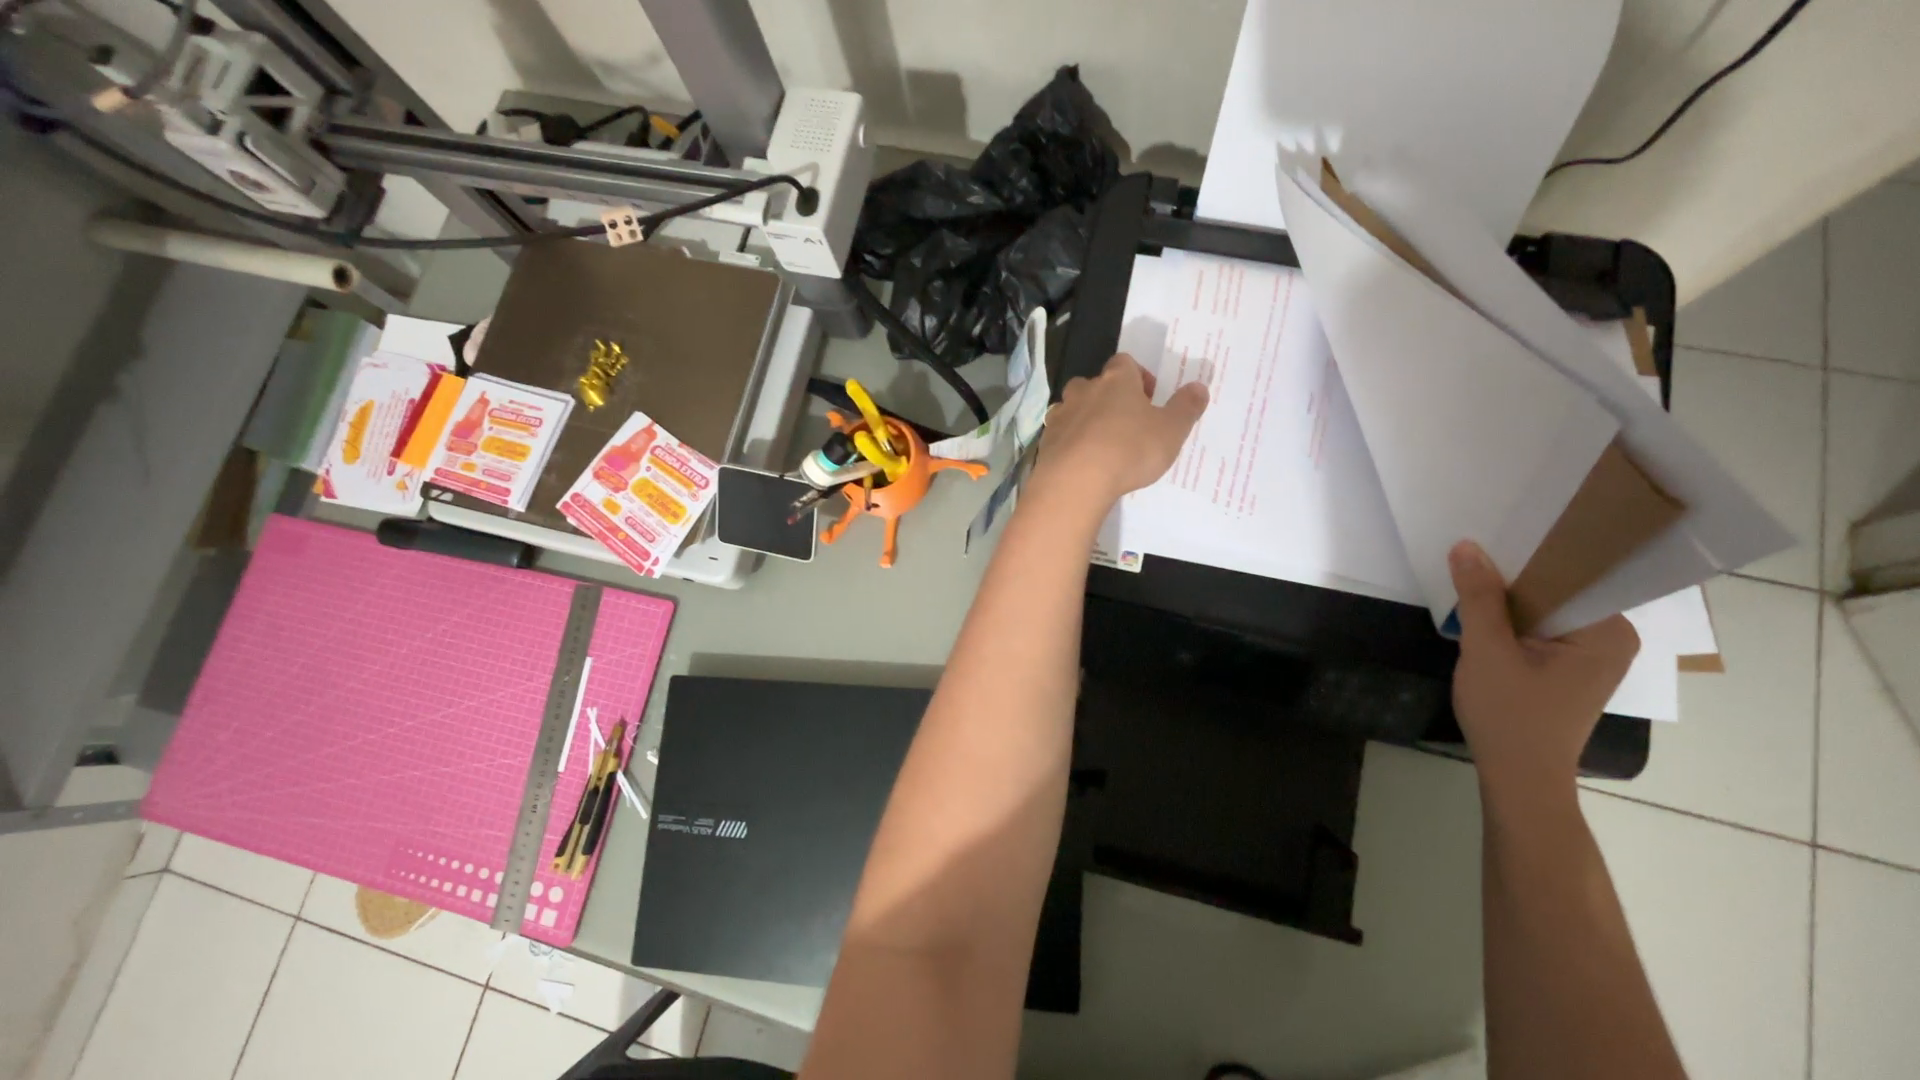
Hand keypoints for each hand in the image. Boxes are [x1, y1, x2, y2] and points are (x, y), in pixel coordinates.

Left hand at [1036, 353, 1207, 510]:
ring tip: (1103, 444)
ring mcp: (1062, 414)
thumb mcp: (1171, 431)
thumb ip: (1186, 408)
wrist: (1076, 480)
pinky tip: (1083, 462)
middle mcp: (1085, 390)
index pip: (1125, 363)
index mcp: (1117, 380)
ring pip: (1074, 408)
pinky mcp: (1047, 440)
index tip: (1149, 397)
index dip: (1138, 376)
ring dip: (1088, 419)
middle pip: (1096, 383)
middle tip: (1127, 422)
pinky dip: (1072, 442)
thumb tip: (1199, 387)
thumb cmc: (1130, 449)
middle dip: (1110, 398)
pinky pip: (1062, 434)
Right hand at [1448, 540, 1639, 800]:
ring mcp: (1594, 656)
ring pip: (1546, 610)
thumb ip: (1479, 597)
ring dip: (1510, 604)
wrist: (1519, 778)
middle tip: (1473, 559)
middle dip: (1514, 580)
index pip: (1571, 573)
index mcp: (1608, 629)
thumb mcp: (1486, 650)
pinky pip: (1544, 630)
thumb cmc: (1510, 716)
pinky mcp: (1573, 670)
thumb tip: (1467, 545)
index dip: (1529, 555)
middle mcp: (1613, 637)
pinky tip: (1485, 622)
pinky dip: (1515, 625)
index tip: (1492, 538)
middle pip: (1558, 590)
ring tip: (1473, 586)